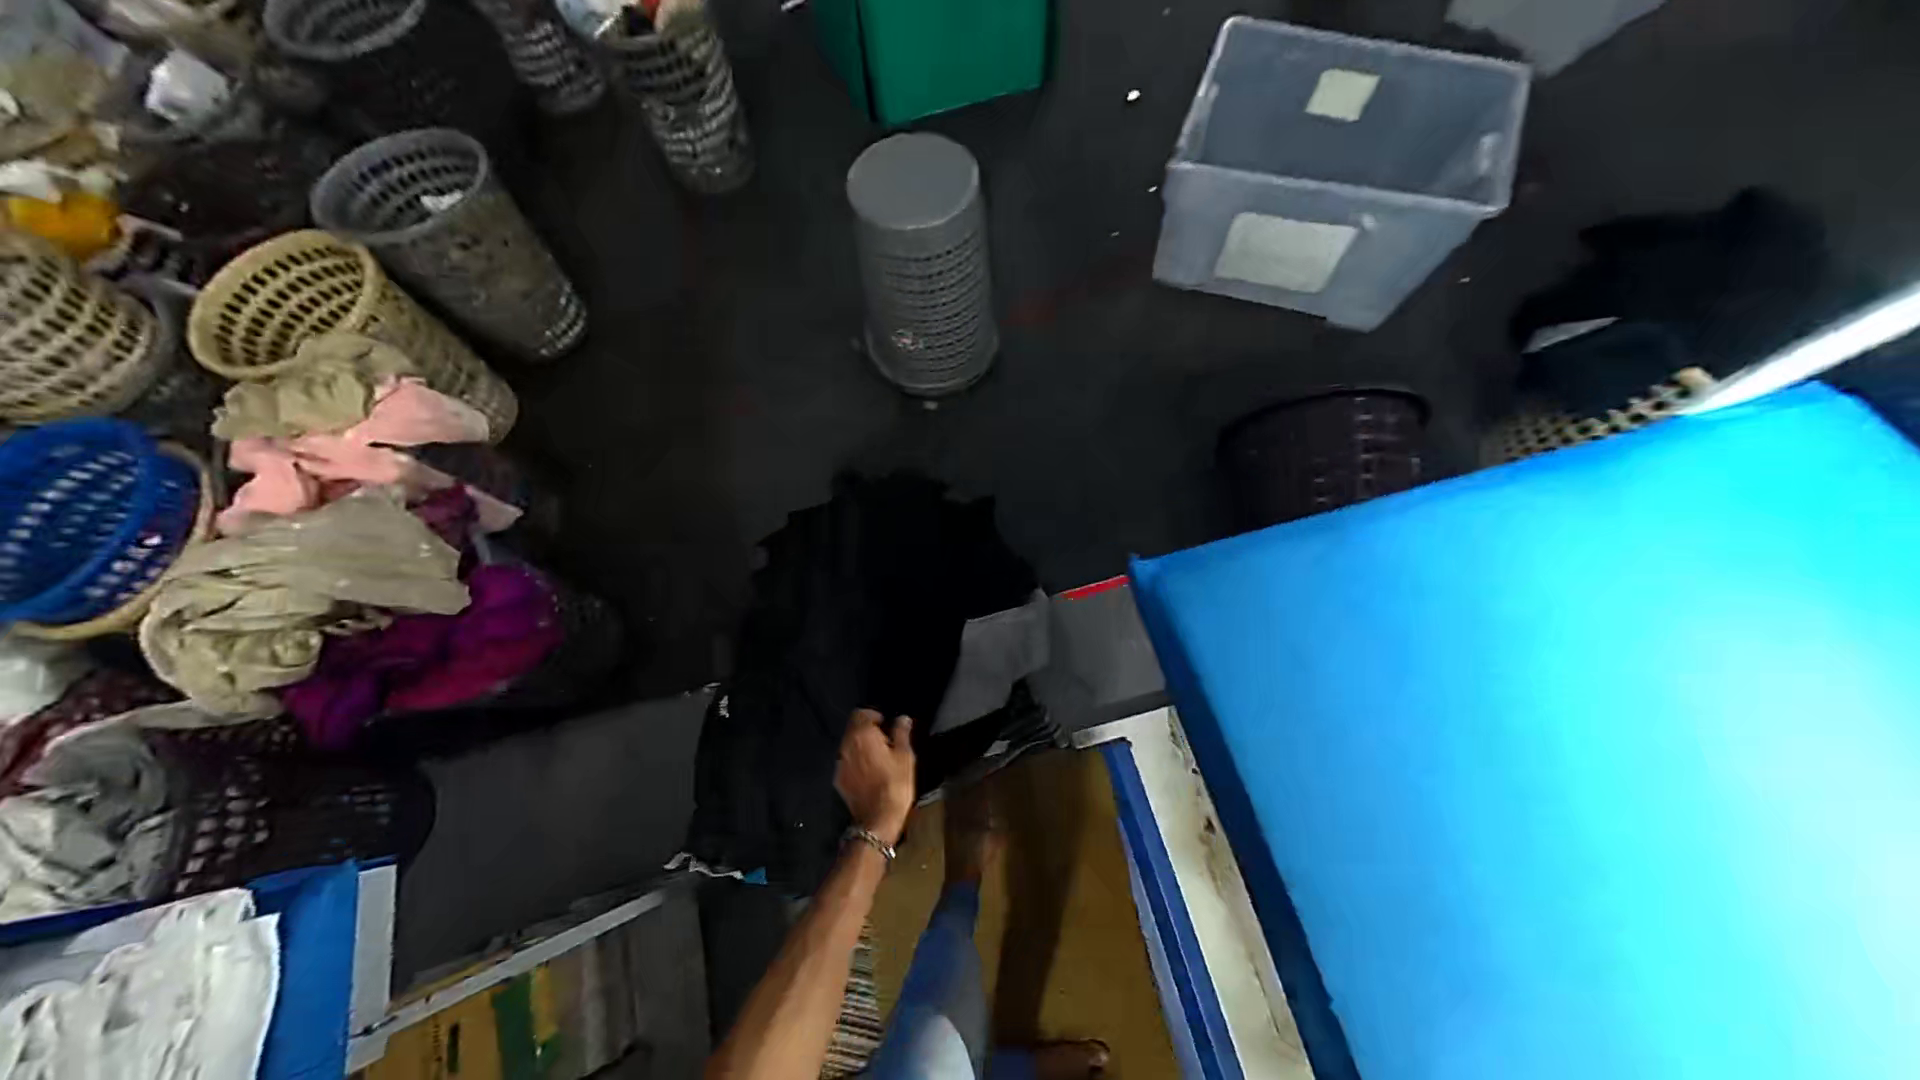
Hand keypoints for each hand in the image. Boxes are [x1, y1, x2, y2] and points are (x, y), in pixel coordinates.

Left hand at [834, 709, 915, 846]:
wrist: (877, 819)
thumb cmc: (894, 783)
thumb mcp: (905, 755)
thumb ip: (901, 732)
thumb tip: (902, 718)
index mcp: (861, 734)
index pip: (860, 713)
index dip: (874, 716)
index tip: (887, 727)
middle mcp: (845, 745)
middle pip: (853, 729)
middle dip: (867, 731)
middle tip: (885, 742)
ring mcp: (839, 763)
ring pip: (849, 746)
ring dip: (860, 747)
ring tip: (878, 758)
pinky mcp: (838, 780)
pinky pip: (846, 762)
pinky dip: (855, 762)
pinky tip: (869, 773)